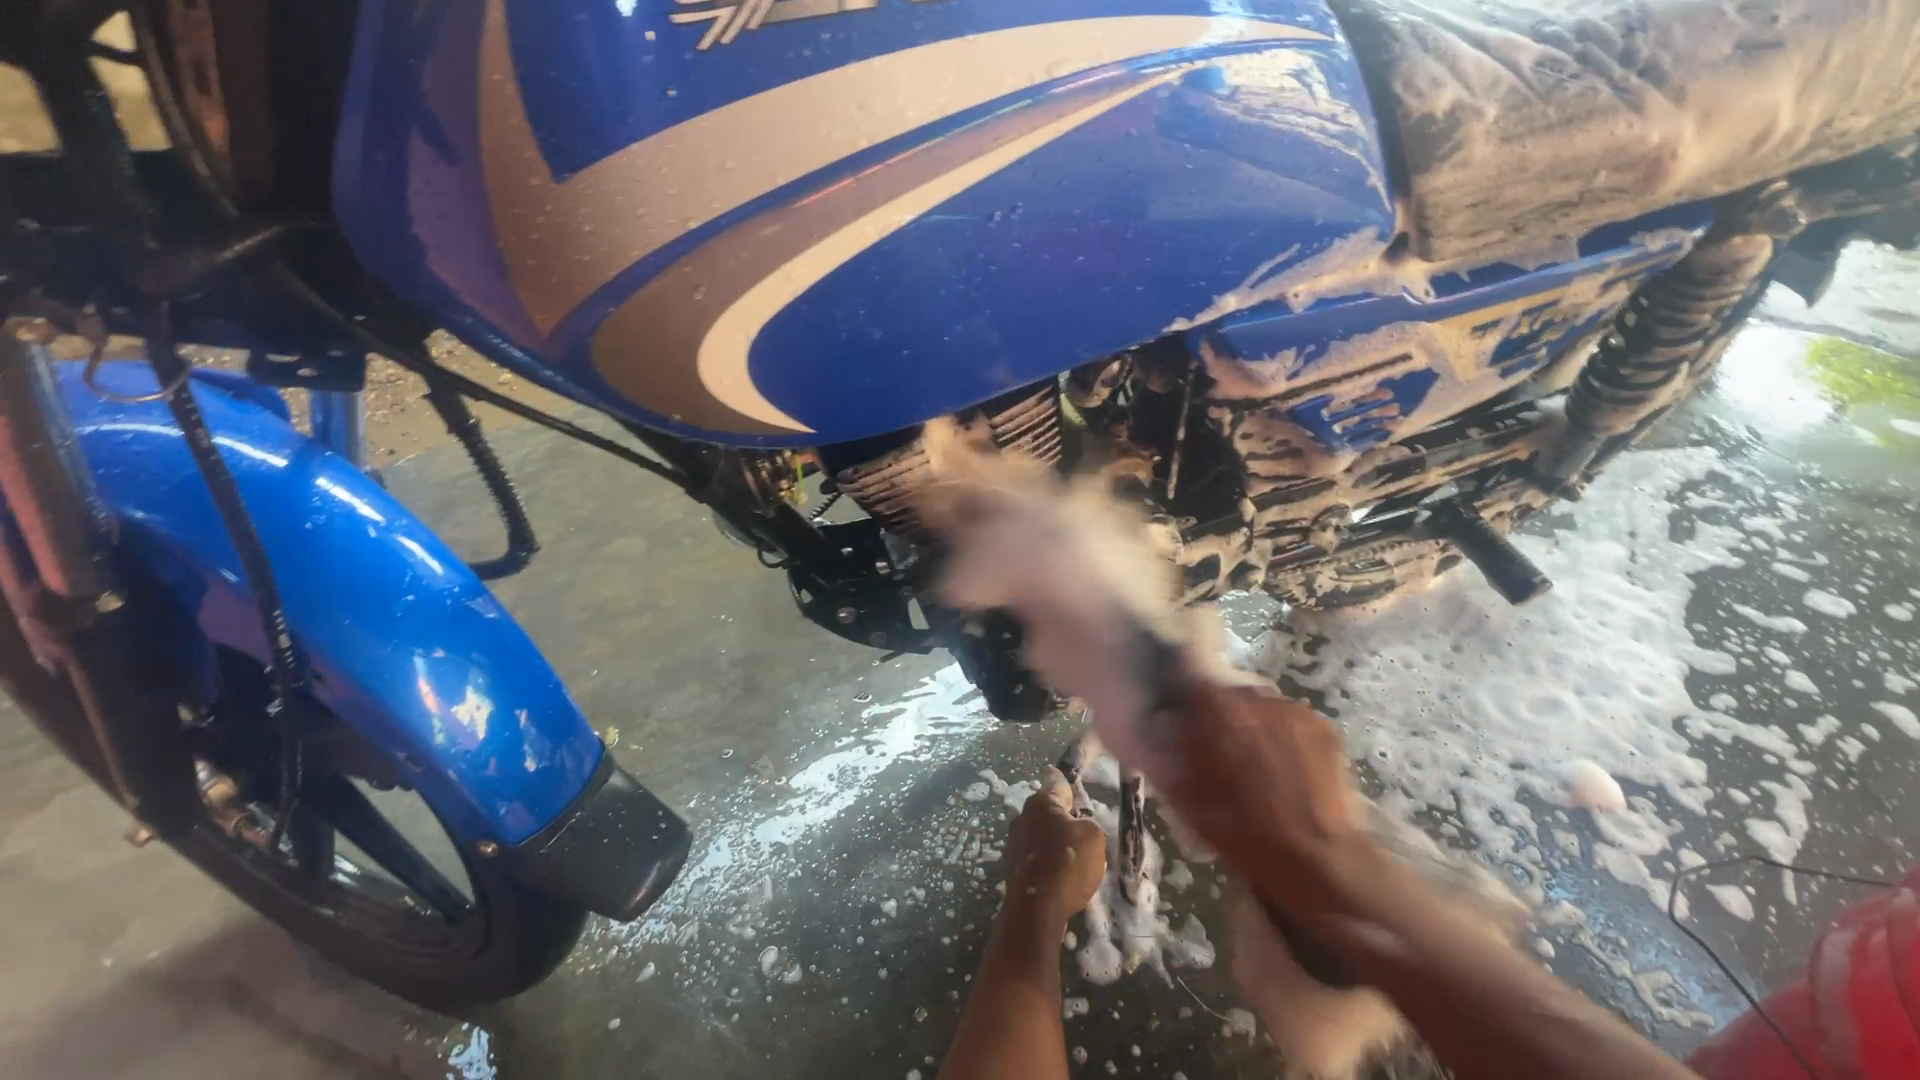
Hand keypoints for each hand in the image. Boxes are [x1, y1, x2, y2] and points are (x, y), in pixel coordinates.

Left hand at [1004, 768, 1106, 921]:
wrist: (1036, 906)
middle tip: (1075, 822)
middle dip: (1057, 814)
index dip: (1060, 779)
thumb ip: (1086, 822)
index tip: (1055, 771)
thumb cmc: (1067, 862)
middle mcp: (1023, 817)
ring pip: (1037, 832)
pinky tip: (1058, 871)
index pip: (1054, 783)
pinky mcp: (1012, 867)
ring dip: (1051, 838)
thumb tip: (1076, 823)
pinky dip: (1046, 859)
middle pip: (1043, 809)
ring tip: (1070, 852)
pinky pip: (1034, 855)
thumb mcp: (1092, 836)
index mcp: (1041, 803)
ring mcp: (1014, 842)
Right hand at [1151, 680, 1383, 916]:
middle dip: (1223, 717)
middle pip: (1231, 695)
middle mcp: (1255, 699)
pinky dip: (1286, 736)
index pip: (1192, 689)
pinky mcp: (1325, 728)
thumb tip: (1162, 728)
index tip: (1186, 730)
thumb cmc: (1243, 831)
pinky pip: (1294, 722)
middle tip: (1221, 750)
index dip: (1188, 709)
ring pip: (1264, 707)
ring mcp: (1295, 711)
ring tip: (1257, 761)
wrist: (1315, 856)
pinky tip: (1287, 767)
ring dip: (1255, 724)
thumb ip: (1170, 755)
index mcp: (1216, 711)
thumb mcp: (1188, 798)